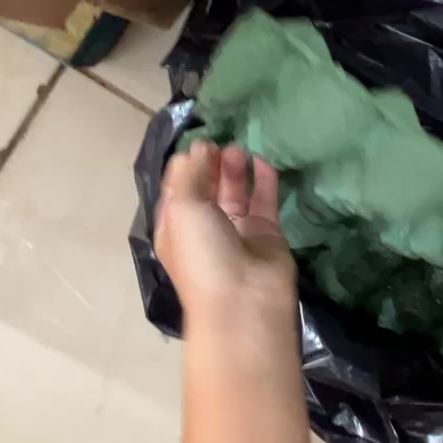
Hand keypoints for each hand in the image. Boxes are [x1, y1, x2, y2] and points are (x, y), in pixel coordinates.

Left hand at [157, 140, 297, 331]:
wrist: (243, 301)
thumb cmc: (203, 254)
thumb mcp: (184, 208)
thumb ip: (192, 174)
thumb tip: (200, 148)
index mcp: (175, 227)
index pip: (178, 189)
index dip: (186, 165)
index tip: (199, 141)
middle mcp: (204, 229)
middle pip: (208, 188)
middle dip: (212, 164)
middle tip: (221, 142)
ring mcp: (237, 231)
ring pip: (236, 192)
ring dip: (236, 169)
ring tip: (239, 149)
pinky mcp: (266, 233)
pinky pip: (265, 200)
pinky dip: (264, 180)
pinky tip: (263, 160)